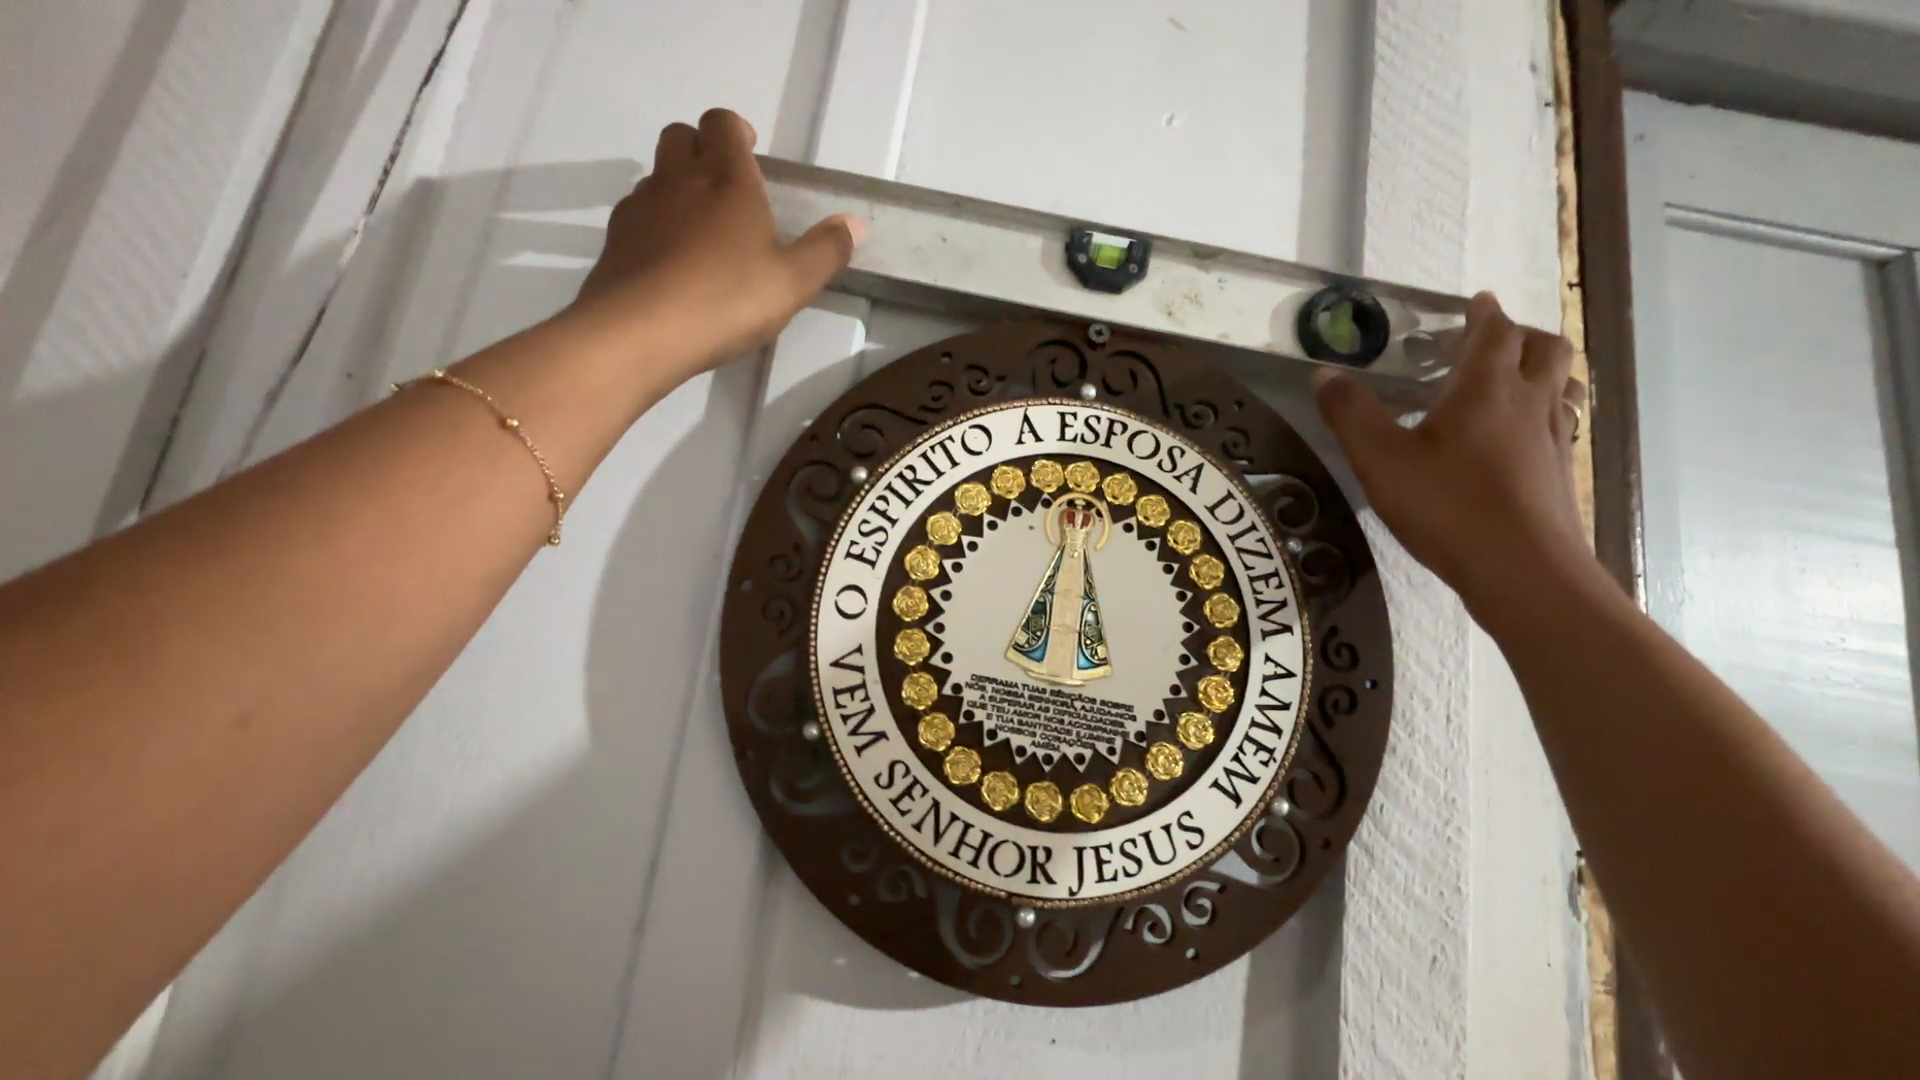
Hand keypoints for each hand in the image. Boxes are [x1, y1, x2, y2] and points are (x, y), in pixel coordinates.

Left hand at [570, 108, 863, 380]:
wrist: (639, 332)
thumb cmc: (726, 300)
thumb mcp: (792, 283)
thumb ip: (825, 251)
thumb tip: (855, 223)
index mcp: (727, 180)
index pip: (722, 123)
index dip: (735, 131)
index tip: (751, 153)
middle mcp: (678, 180)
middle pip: (681, 136)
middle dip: (702, 148)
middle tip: (726, 187)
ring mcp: (641, 207)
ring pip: (656, 175)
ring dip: (677, 186)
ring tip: (701, 230)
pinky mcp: (616, 239)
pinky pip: (637, 214)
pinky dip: (655, 223)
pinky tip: (671, 261)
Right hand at [1312, 292, 1592, 609]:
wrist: (1522, 571)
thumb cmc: (1447, 507)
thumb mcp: (1381, 460)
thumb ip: (1351, 415)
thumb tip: (1325, 374)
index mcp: (1485, 389)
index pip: (1494, 333)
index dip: (1484, 314)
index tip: (1475, 304)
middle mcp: (1528, 403)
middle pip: (1545, 349)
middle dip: (1520, 335)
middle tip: (1491, 342)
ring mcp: (1552, 439)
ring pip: (1561, 386)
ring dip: (1541, 371)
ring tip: (1513, 382)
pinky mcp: (1560, 475)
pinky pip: (1561, 424)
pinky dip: (1543, 414)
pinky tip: (1518, 440)